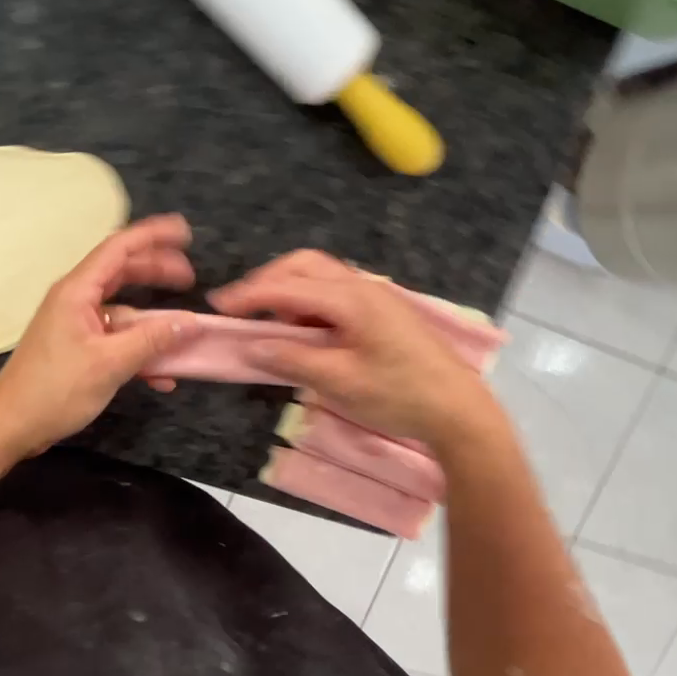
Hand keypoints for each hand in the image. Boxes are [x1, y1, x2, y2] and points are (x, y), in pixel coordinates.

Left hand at [0, 215, 201, 456]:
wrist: (11, 425)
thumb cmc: (55, 391)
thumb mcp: (110, 364)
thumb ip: (153, 340)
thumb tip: (191, 322)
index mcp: (77, 291)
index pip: (119, 248)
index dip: (154, 236)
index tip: (185, 233)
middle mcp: (75, 300)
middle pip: (122, 272)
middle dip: (157, 273)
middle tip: (191, 278)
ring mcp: (75, 325)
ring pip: (122, 309)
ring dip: (153, 320)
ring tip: (185, 328)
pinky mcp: (77, 350)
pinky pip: (115, 339)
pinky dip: (139, 349)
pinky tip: (162, 374)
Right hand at [208, 250, 504, 453]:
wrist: (458, 409)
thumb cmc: (398, 395)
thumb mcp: (339, 381)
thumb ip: (291, 359)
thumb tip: (251, 345)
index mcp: (351, 298)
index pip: (288, 286)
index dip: (249, 294)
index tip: (217, 305)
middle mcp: (363, 287)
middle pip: (305, 266)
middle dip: (268, 281)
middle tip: (241, 308)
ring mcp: (376, 297)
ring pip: (320, 278)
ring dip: (289, 292)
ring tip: (267, 323)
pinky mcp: (382, 313)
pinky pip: (335, 295)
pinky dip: (308, 305)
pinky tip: (301, 332)